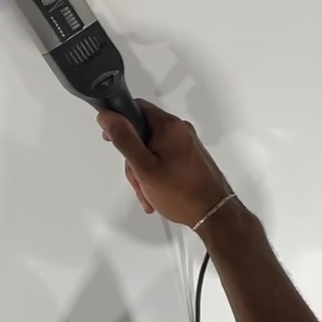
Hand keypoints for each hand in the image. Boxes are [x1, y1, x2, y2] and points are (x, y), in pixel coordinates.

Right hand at [97, 100, 234, 227]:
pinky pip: (164, 158)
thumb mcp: (144, 167)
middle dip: (133, 158)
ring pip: (152, 148)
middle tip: (137, 180)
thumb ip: (124, 139)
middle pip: (143, 132)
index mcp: (169, 125)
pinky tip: (155, 194)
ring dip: (144, 171)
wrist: (214, 214)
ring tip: (147, 193)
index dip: (119, 122)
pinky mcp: (191, 156)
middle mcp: (180, 129)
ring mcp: (187, 143)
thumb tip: (107, 116)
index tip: (112, 141)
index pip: (136, 107)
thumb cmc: (180, 192)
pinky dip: (156, 174)